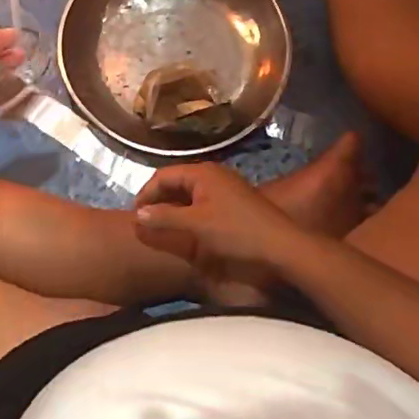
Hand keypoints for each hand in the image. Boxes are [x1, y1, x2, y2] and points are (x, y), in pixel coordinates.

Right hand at [133, 162, 308, 287]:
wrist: (283, 246)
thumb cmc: (236, 231)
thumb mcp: (196, 226)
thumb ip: (164, 218)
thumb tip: (137, 214)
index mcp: (201, 172)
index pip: (163, 175)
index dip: (146, 193)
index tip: (136, 214)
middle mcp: (213, 172)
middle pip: (176, 180)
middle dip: (158, 198)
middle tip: (146, 218)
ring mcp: (226, 185)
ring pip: (190, 191)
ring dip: (173, 205)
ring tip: (163, 222)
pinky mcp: (236, 199)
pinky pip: (203, 198)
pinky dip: (189, 209)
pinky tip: (188, 225)